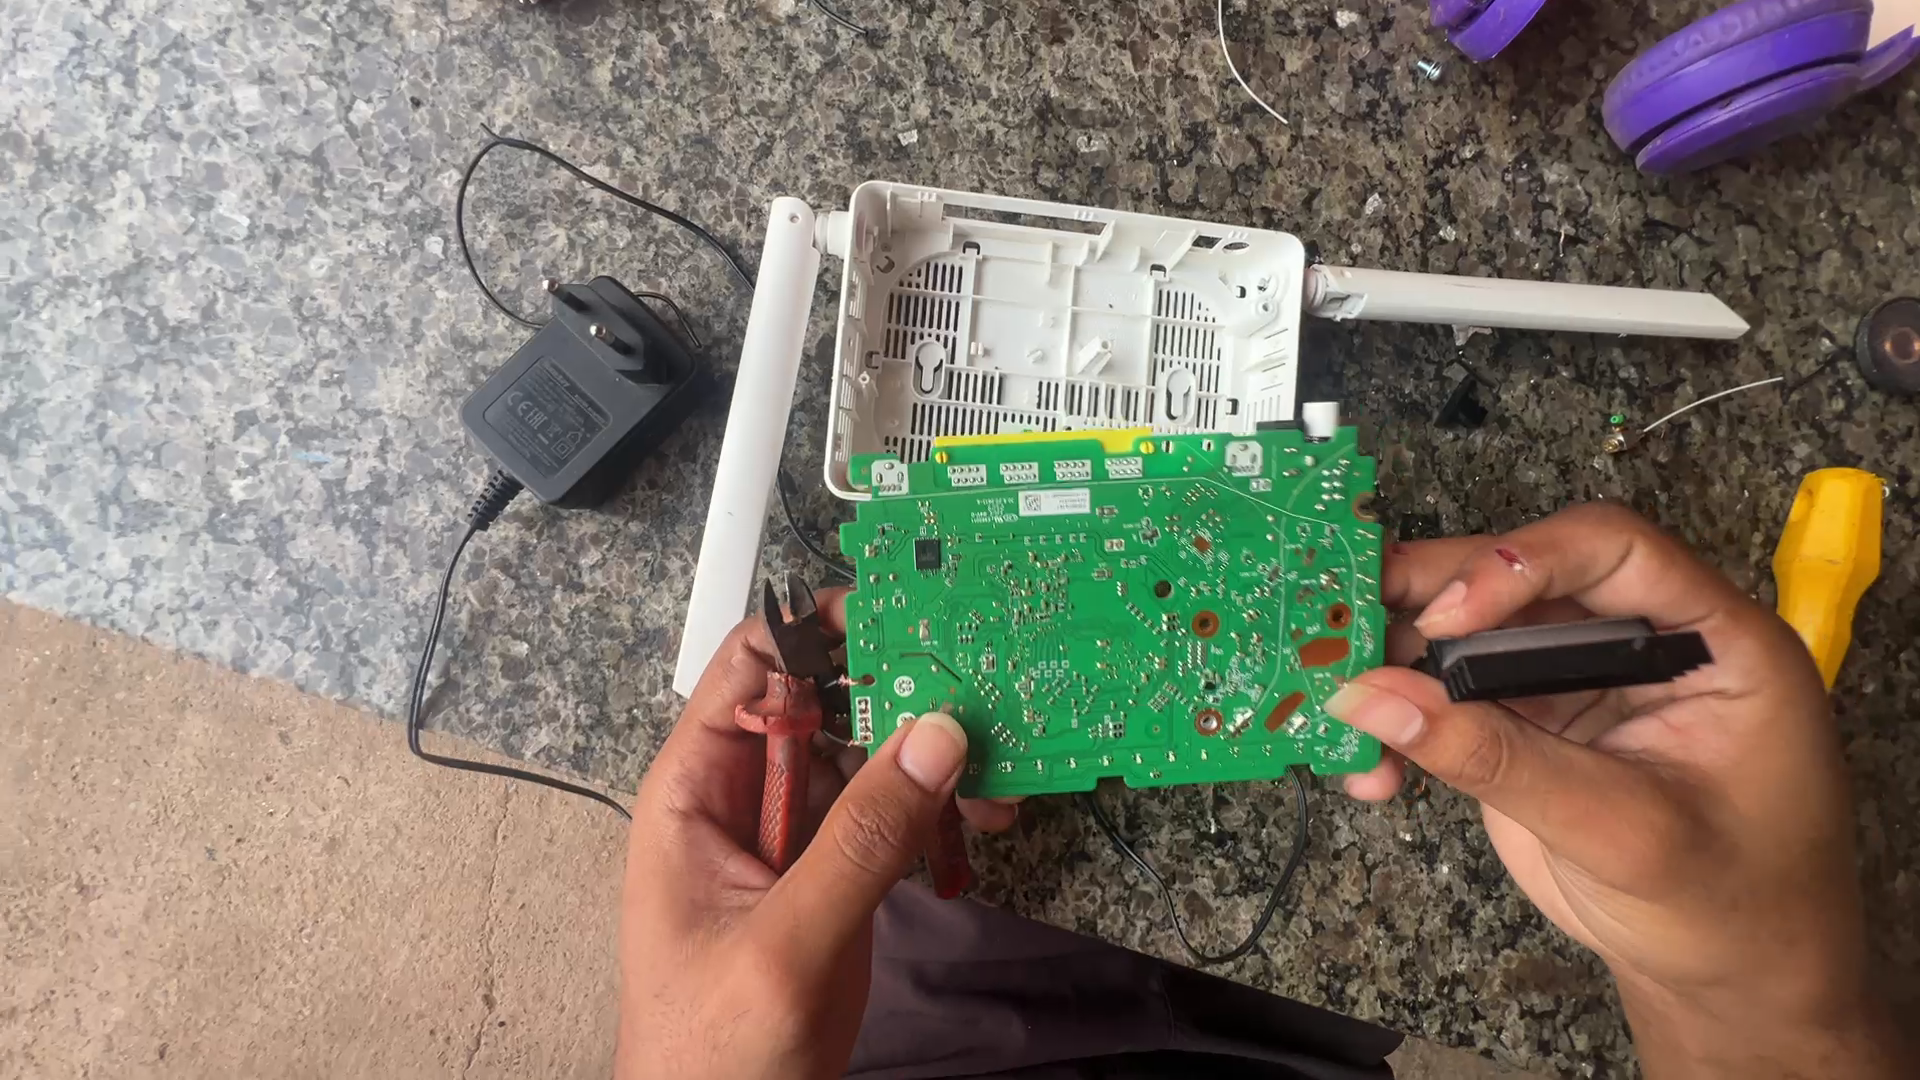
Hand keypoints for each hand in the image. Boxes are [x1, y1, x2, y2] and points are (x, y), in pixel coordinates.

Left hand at [614, 588, 1015, 1079]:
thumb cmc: (717, 1052)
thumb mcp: (786, 943)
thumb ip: (861, 839)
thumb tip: (937, 733)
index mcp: (700, 783)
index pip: (751, 666)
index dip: (815, 629)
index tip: (896, 616)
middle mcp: (748, 786)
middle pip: (825, 699)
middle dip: (898, 692)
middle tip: (971, 690)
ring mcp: (797, 822)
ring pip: (869, 748)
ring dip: (930, 753)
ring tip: (993, 775)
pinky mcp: (836, 856)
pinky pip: (891, 802)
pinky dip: (936, 802)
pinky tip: (979, 818)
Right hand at [1328, 503, 1901, 1077]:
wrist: (1714, 969)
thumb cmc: (1727, 902)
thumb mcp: (1621, 831)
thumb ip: (1493, 759)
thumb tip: (1366, 698)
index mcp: (1700, 640)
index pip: (1605, 549)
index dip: (1515, 564)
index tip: (1443, 621)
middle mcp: (1616, 638)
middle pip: (1497, 578)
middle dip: (1411, 605)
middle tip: (1339, 631)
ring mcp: (1551, 673)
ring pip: (1443, 631)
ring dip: (1383, 672)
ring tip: (1341, 715)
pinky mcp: (1499, 711)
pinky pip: (1423, 692)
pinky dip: (1386, 724)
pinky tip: (1371, 771)